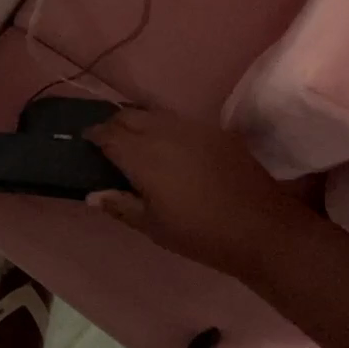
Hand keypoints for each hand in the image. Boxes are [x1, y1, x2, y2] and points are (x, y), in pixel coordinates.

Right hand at [83, 107, 317, 279]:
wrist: (263, 229)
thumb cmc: (200, 234)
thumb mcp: (153, 227)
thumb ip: (120, 205)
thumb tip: (93, 194)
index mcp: (143, 155)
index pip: (108, 134)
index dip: (93, 136)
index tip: (85, 141)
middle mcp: (164, 132)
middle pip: (128, 116)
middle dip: (113, 124)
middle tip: (107, 141)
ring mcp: (192, 128)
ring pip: (153, 113)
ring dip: (137, 121)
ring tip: (134, 140)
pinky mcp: (215, 131)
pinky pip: (178, 120)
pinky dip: (163, 126)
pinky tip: (168, 145)